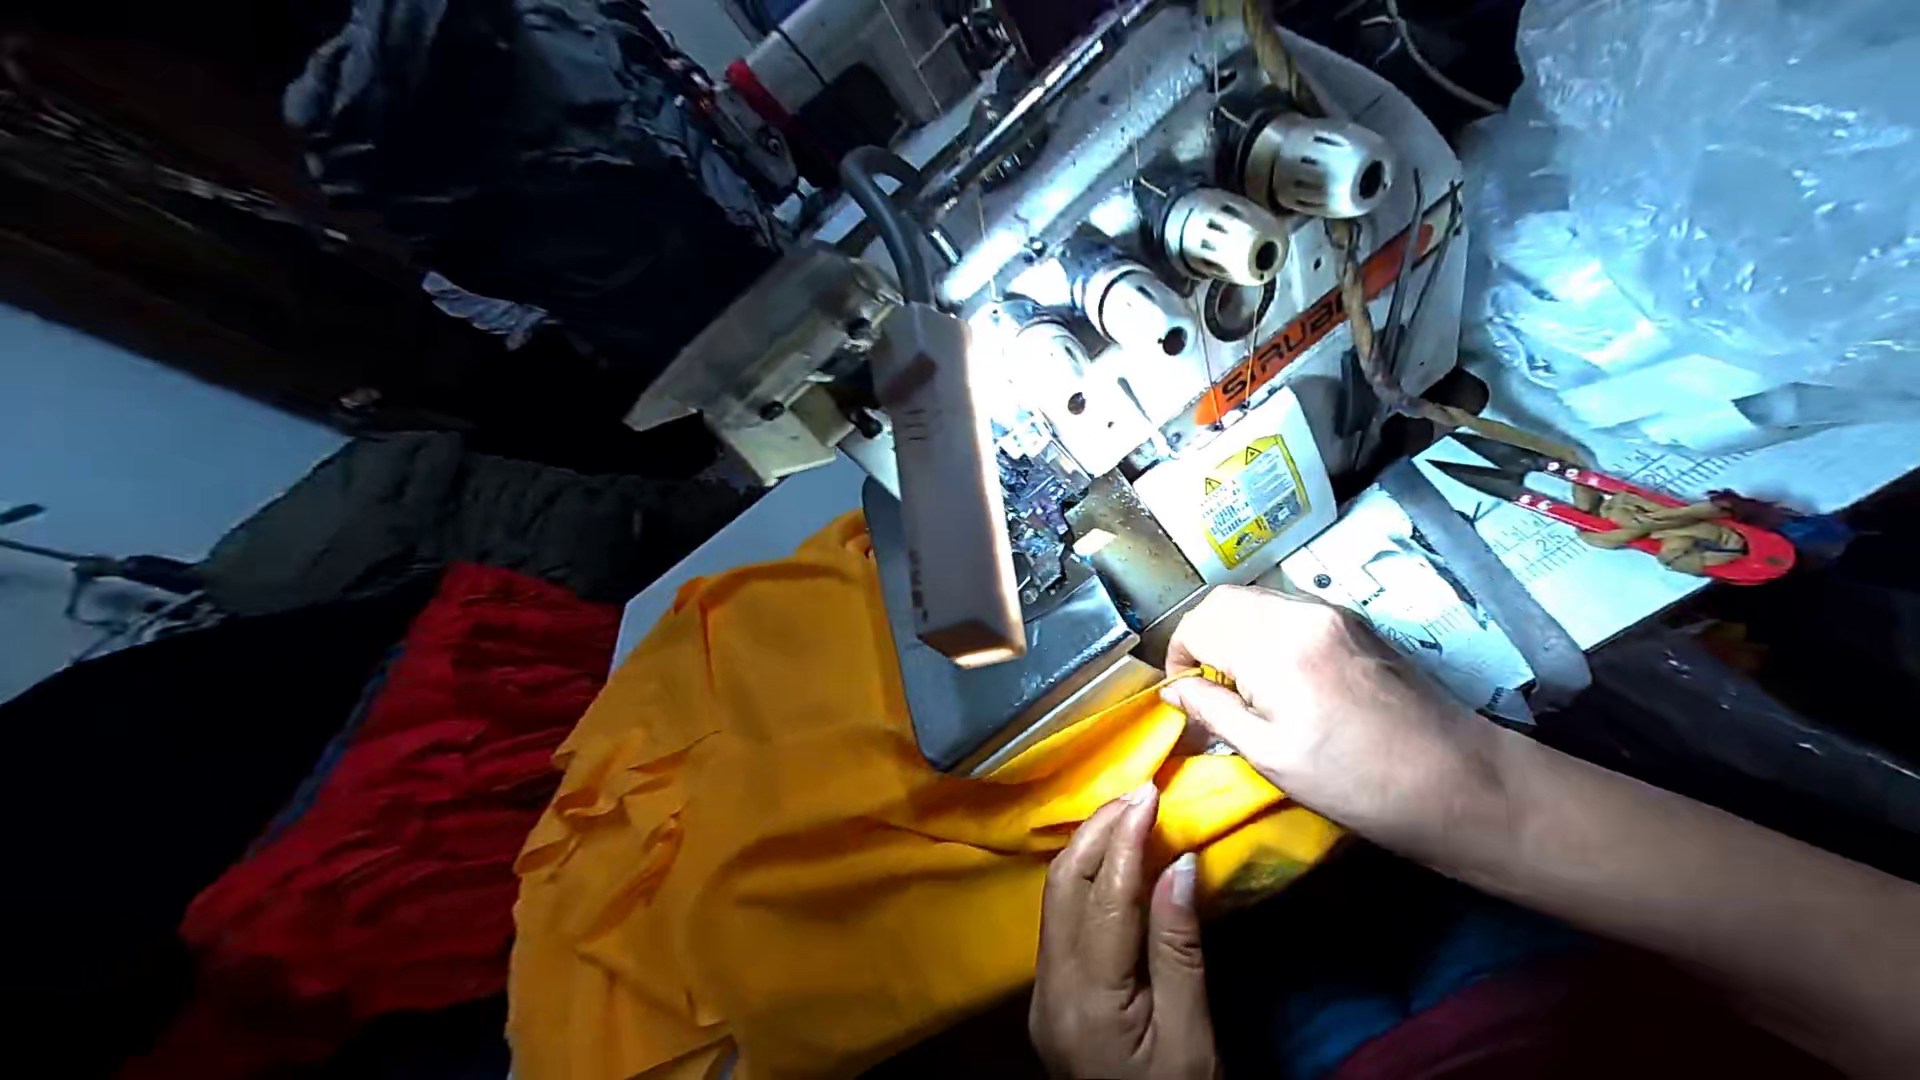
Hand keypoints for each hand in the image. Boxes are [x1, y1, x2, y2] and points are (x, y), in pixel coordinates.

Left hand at [1030, 785, 1215, 1079]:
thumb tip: (1177, 862)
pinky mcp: (1048, 988)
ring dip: (1088, 845)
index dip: (1126, 839)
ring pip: (1055, 892)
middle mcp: (1050, 987)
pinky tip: (1109, 857)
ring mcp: (1042, 987)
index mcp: (1088, 1002)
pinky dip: (1084, 874)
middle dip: (1098, 830)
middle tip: (1137, 794)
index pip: (1103, 896)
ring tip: (1126, 812)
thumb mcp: (1193, 1040)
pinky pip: (1060, 913)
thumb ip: (1179, 949)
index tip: (1150, 794)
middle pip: (1064, 882)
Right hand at [1160, 585, 1507, 860]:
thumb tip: (1174, 690)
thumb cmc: (1361, 783)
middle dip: (1199, 636)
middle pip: (1221, 600)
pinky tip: (1273, 670)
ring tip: (1240, 679)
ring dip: (1229, 629)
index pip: (1198, 624)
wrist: (1466, 783)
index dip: (1179, 656)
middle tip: (1206, 682)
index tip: (1186, 691)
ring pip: (1251, 598)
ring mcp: (1330, 612)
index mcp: (1278, 649)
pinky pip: (1283, 607)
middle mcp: (1301, 615)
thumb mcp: (1271, 757)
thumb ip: (1213, 712)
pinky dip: (1259, 628)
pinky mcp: (1349, 620)